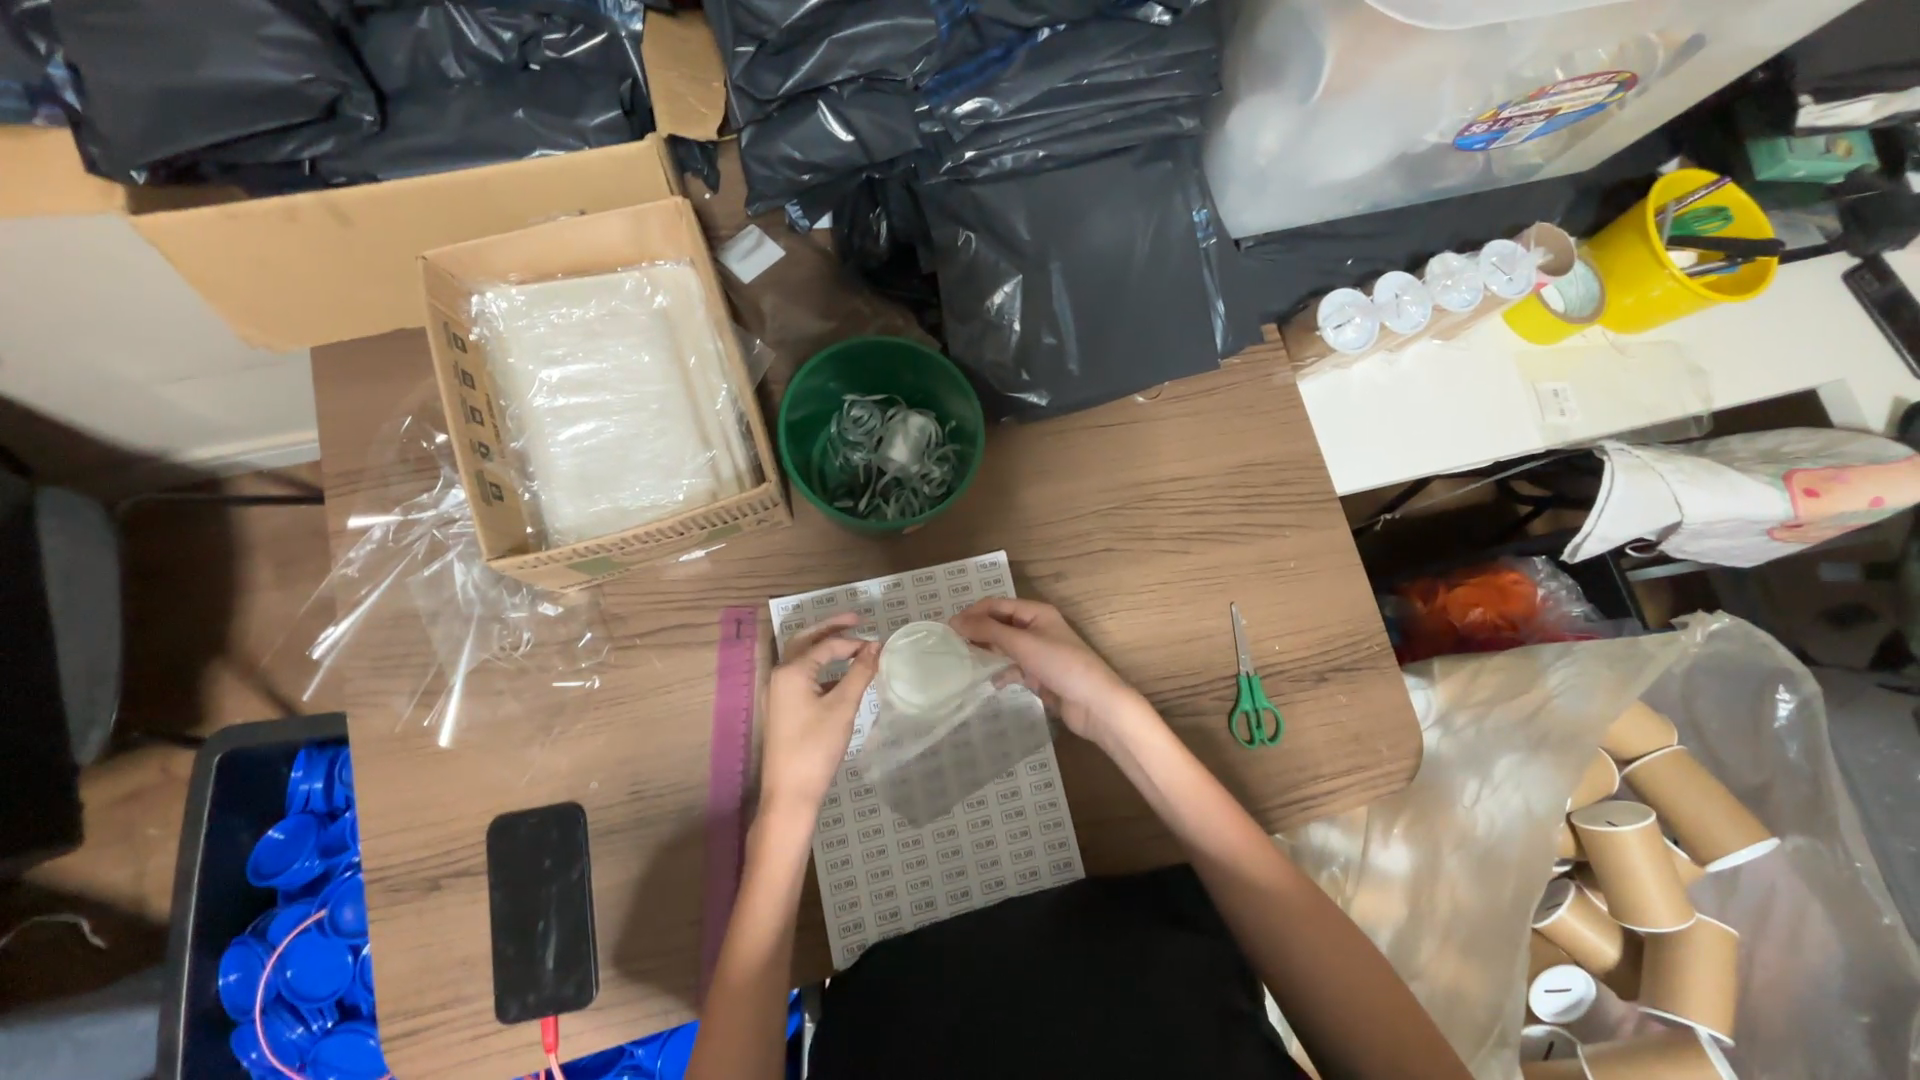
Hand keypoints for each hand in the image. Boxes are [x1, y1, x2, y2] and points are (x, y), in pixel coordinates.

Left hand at [761, 614, 877, 815]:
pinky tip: (839, 678)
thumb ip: (860, 673)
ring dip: (824, 648)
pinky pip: (801, 677)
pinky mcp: (781, 709)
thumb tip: (875, 646)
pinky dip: (820, 670)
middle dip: (830, 629)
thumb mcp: (843, 707)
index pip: (826, 646)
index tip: (879, 645)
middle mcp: (779, 675)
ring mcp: (777, 693)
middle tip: (855, 619)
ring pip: (801, 659)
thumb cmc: (816, 746)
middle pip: (805, 641)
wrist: (790, 791)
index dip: (853, 642)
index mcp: (791, 671)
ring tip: (850, 645)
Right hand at [948, 598, 1140, 741]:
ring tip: (962, 661)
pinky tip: (989, 682)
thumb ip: (988, 631)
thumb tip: (955, 621)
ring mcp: (1039, 653)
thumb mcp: (1023, 643)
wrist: (1095, 704)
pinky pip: (1014, 669)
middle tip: (950, 645)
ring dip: (987, 652)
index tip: (947, 627)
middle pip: (1000, 624)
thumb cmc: (1061, 665)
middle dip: (977, 631)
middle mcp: (1037, 628)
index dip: (973, 613)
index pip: (997, 605)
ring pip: (1005, 647)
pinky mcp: (1040, 675)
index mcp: (1036, 612)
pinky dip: (1001, 673)